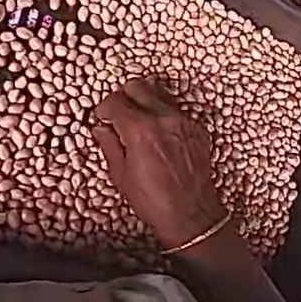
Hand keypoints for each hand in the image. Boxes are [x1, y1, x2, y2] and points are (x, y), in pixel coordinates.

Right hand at [91, 79, 228, 249]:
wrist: (191, 214)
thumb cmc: (155, 201)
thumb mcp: (121, 175)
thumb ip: (109, 144)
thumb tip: (101, 128)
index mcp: (141, 130)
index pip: (115, 101)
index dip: (104, 109)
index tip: (103, 118)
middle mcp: (165, 119)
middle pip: (137, 87)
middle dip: (123, 98)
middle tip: (118, 114)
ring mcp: (185, 122)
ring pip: (159, 96)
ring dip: (145, 104)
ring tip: (139, 125)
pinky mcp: (198, 129)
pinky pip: (177, 111)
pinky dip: (164, 116)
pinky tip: (160, 135)